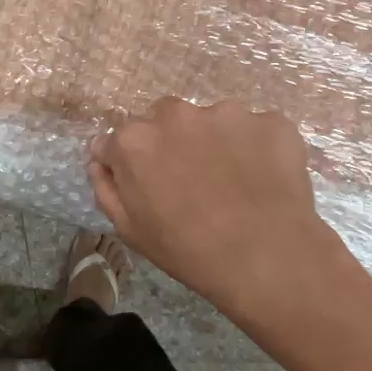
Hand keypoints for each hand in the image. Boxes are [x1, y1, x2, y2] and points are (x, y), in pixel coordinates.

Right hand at [88, 98, 342, 315]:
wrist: (266, 257)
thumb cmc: (187, 250)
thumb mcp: (129, 229)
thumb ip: (106, 187)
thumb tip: (101, 161)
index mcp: (134, 140)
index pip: (117, 141)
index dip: (129, 165)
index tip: (148, 186)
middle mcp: (175, 114)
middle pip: (163, 120)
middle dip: (171, 143)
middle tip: (191, 181)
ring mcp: (226, 113)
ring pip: (211, 122)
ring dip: (215, 143)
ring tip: (233, 183)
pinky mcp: (270, 120)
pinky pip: (255, 130)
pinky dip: (256, 148)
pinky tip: (263, 180)